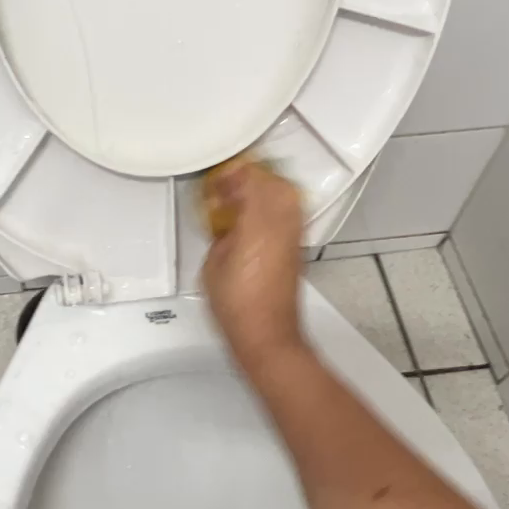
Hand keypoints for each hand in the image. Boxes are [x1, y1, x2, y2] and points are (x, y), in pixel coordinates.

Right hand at [201, 160, 304, 364]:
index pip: (251, 179)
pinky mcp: (296, 249)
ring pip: (287, 195)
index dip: (232, 174)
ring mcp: (293, 236)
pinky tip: (255, 220)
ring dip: (266, 190)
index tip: (217, 179)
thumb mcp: (212, 265)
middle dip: (252, 177)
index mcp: (256, 224)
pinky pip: (289, 214)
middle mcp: (281, 225)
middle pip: (275, 182)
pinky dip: (274, 208)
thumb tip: (225, 224)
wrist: (267, 335)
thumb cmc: (237, 306)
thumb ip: (220, 235)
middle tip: (230, 185)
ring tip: (243, 199)